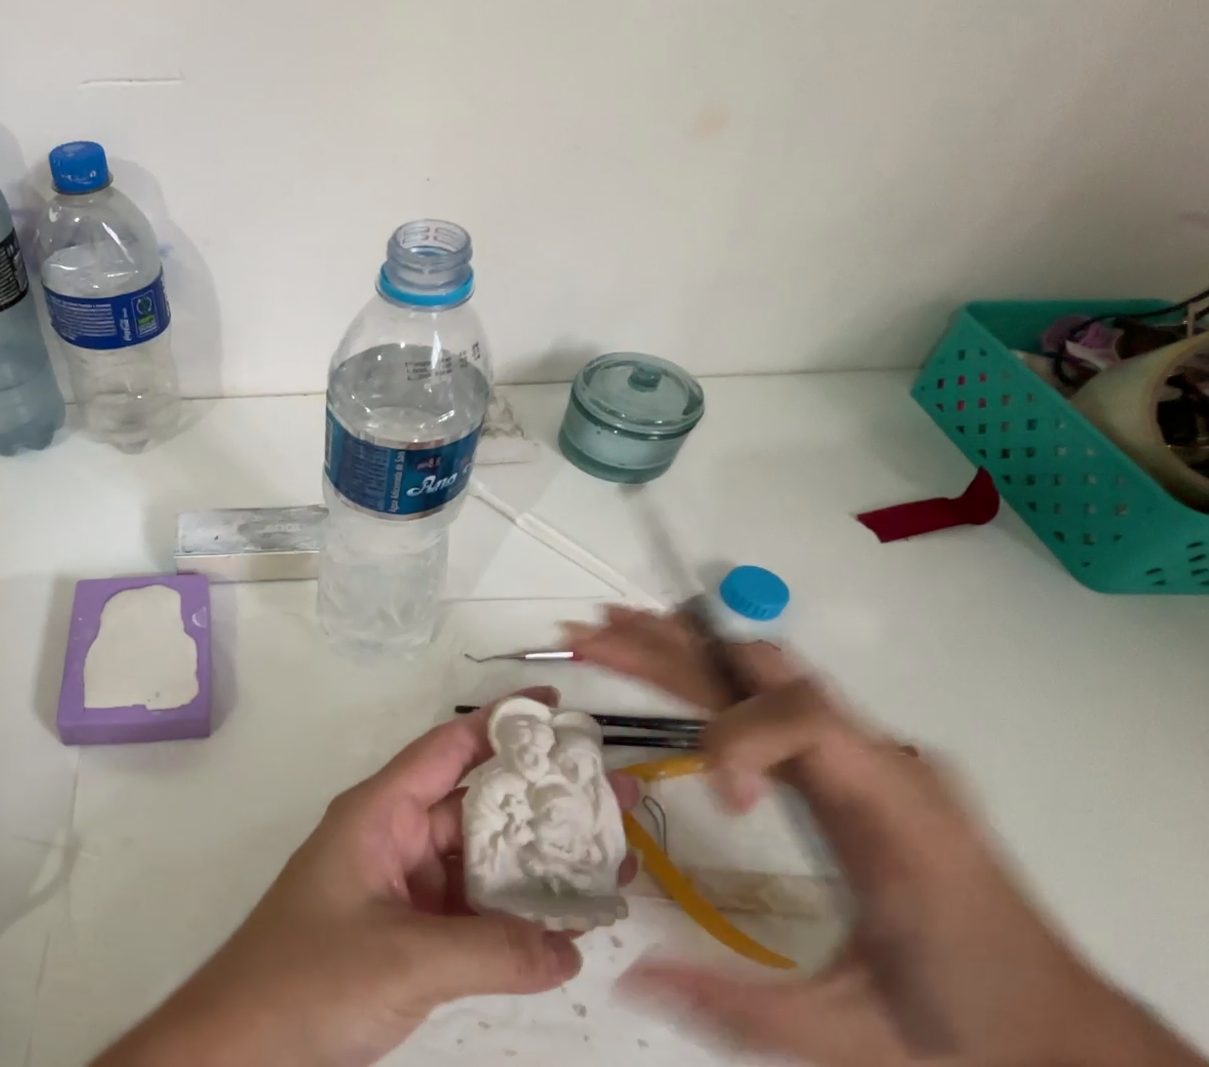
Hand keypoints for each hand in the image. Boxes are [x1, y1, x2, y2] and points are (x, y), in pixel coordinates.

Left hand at [93, 686, 639, 1066]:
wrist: (242, 1042)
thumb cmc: (307, 978)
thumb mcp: (404, 959)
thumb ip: (492, 952)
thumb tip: (570, 950)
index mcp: (377, 813)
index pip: (447, 749)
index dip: (501, 723)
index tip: (557, 708)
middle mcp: (392, 837)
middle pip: (476, 803)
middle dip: (543, 799)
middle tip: (615, 795)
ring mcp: (401, 885)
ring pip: (480, 858)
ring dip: (539, 860)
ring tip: (611, 855)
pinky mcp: (408, 929)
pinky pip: (472, 908)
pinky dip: (516, 911)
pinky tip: (569, 917)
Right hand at [567, 607, 1203, 1066]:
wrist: (1063, 1031)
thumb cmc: (967, 1026)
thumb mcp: (853, 1033)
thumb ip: (739, 1006)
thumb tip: (628, 978)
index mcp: (896, 812)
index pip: (809, 719)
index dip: (744, 739)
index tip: (727, 802)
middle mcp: (881, 764)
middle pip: (767, 676)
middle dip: (673, 653)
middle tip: (591, 636)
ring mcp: (866, 758)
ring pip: (763, 675)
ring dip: (681, 648)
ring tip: (606, 629)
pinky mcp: (849, 767)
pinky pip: (771, 700)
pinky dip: (706, 674)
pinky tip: (662, 660)